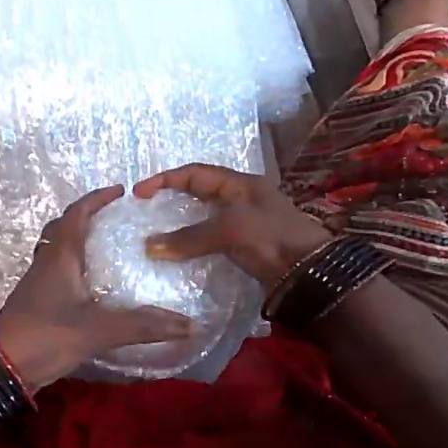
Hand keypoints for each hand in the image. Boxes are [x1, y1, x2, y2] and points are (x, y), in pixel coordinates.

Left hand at [0, 186, 195, 388]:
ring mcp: (38, 283)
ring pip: (58, 250)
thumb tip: (188, 323)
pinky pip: (57, 271)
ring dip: (79, 241)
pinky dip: (75, 266)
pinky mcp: (36, 302)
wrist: (2, 369)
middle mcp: (46, 263)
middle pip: (63, 227)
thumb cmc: (45, 337)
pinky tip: (92, 285)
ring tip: (108, 247)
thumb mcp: (97, 330)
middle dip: (88, 217)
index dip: (97, 199)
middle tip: (115, 218)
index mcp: (59, 257)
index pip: (77, 214)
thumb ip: (142, 325)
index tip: (121, 191)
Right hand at [132, 164, 333, 286]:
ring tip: (157, 236)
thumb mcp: (229, 230)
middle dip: (171, 200)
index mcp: (241, 184)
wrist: (309, 273)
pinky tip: (180, 256)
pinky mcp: (246, 248)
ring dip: (181, 227)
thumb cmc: (271, 239)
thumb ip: (189, 237)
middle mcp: (242, 200)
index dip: (165, 180)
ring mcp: (245, 225)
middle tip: (146, 212)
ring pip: (204, 219)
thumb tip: (149, 246)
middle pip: (199, 194)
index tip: (139, 193)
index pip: (195, 173)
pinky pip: (211, 241)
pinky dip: (193, 246)